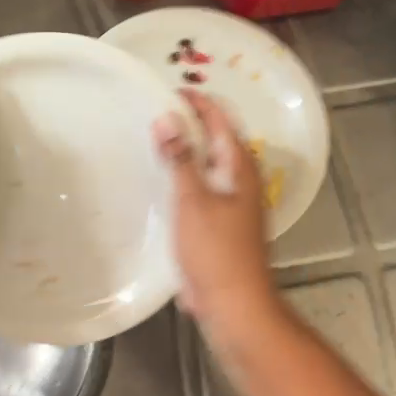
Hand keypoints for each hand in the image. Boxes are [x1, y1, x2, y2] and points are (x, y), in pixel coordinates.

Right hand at [153, 89, 277, 324]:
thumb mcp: (192, 201)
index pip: (222, 121)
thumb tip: (167, 118)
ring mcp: (233, 203)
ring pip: (209, 163)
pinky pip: (201, 186)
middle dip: (190, 122)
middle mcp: (242, 180)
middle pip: (217, 139)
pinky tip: (161, 182)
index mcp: (240, 169)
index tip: (168, 91)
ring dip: (186, 149)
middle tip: (155, 112)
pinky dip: (183, 175)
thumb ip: (180, 159)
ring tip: (154, 141)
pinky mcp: (221, 222)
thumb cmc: (215, 251)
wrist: (234, 304)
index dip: (198, 103)